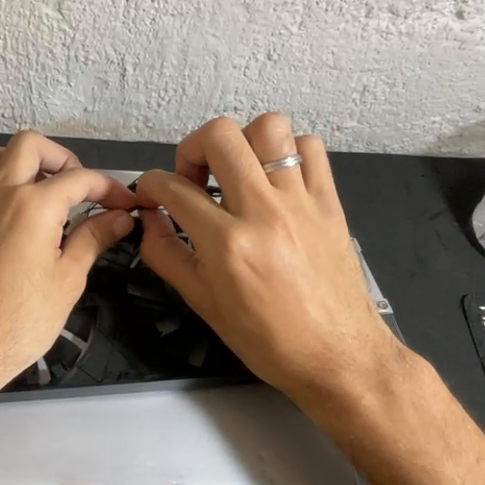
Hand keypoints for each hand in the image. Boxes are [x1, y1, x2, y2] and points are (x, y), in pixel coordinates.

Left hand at [0, 132, 138, 397]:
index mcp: (34, 204)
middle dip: (58, 156)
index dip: (108, 187)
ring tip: (30, 184)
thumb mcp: (69, 279)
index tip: (124, 204)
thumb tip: (120, 218)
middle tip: (76, 186)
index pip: (80, 179)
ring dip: (7, 160)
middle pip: (28, 145)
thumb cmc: (22, 320)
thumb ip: (93, 239)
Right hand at [133, 114, 404, 404]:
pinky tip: (274, 179)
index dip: (151, 184)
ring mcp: (301, 202)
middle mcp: (263, 211)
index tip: (152, 194)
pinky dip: (287, 151)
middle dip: (192, 148)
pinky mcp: (329, 202)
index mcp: (226, 243)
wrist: (336, 357)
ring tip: (236, 171)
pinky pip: (310, 147)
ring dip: (242, 141)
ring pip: (269, 127)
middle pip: (220, 136)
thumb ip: (165, 254)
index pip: (173, 187)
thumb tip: (148, 219)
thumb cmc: (267, 339)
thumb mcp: (202, 303)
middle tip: (193, 178)